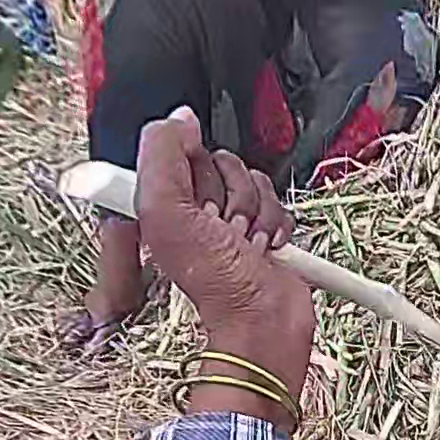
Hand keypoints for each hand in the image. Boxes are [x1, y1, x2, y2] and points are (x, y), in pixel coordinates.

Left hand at [134, 107, 315, 418]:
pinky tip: (267, 249)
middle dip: (231, 195)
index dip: (196, 171)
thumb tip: (182, 119)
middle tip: (226, 231)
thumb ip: (161, 152)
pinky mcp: (267, 233)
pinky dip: (278, 226)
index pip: (185, 148)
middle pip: (223, 162)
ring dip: (257, 213)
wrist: (264, 320)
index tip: (197, 204)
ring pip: (254, 181)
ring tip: (248, 245)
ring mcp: (234, 222)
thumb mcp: (165, 211)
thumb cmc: (216, 282)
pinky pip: (278, 203)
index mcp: (165, 201)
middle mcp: (197, 209)